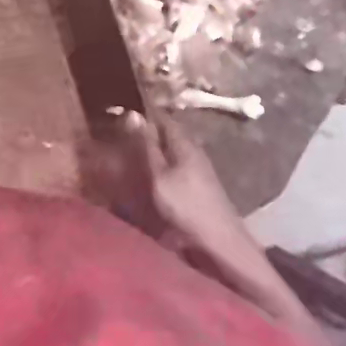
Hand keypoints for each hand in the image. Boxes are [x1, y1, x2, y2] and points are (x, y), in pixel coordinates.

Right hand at [112, 111, 237, 241]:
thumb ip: (147, 146)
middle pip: (170, 130)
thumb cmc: (186, 205)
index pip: (163, 117)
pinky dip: (164, 157)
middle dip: (150, 126)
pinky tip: (153, 165)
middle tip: (125, 126)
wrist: (220, 239)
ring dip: (157, 143)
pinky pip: (178, 158)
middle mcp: (195, 148)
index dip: (145, 110)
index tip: (125, 106)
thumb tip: (134, 114)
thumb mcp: (159, 176)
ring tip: (135, 144)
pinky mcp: (201, 180)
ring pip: (175, 145)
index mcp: (184, 143)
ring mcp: (200, 165)